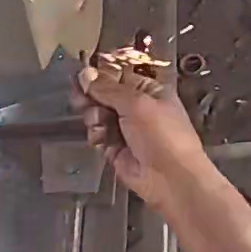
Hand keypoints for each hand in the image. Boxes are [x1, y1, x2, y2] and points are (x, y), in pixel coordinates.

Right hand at [73, 64, 214, 209]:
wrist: (171, 178)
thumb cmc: (163, 135)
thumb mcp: (137, 103)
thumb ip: (108, 89)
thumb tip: (85, 74)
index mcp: (150, 90)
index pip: (120, 75)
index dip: (100, 74)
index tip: (82, 73)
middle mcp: (137, 108)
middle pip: (105, 95)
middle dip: (92, 95)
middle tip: (80, 97)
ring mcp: (125, 129)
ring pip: (98, 114)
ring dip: (94, 116)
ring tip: (97, 121)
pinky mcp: (115, 149)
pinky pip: (97, 135)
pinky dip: (96, 135)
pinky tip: (100, 138)